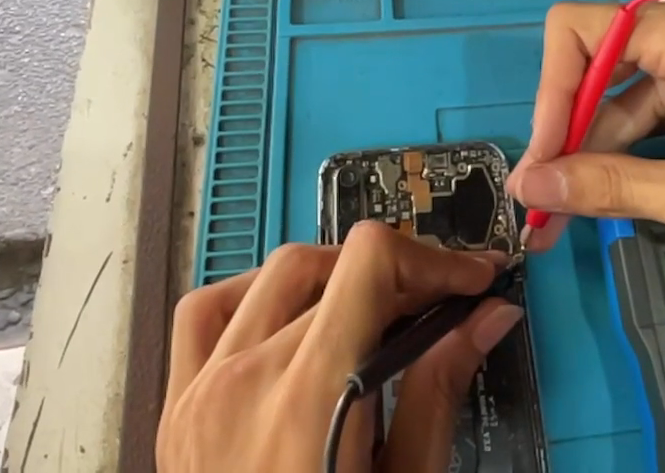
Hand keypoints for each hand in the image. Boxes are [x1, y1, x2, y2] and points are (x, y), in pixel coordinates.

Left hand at [157, 221, 524, 471]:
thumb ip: (439, 390)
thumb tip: (487, 318)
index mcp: (306, 402)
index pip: (369, 264)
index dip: (431, 259)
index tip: (466, 279)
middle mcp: (246, 380)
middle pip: (335, 266)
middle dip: (401, 278)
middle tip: (437, 308)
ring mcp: (201, 389)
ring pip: (277, 272)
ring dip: (336, 275)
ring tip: (370, 312)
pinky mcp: (177, 405)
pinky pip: (208, 309)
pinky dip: (256, 294)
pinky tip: (287, 319)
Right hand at [509, 1, 664, 285]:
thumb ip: (609, 186)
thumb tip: (527, 187)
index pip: (578, 32)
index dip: (548, 93)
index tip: (542, 161)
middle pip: (594, 63)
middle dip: (563, 129)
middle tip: (541, 200)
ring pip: (621, 96)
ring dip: (591, 150)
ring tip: (564, 216)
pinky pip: (655, 115)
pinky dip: (629, 154)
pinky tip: (610, 197)